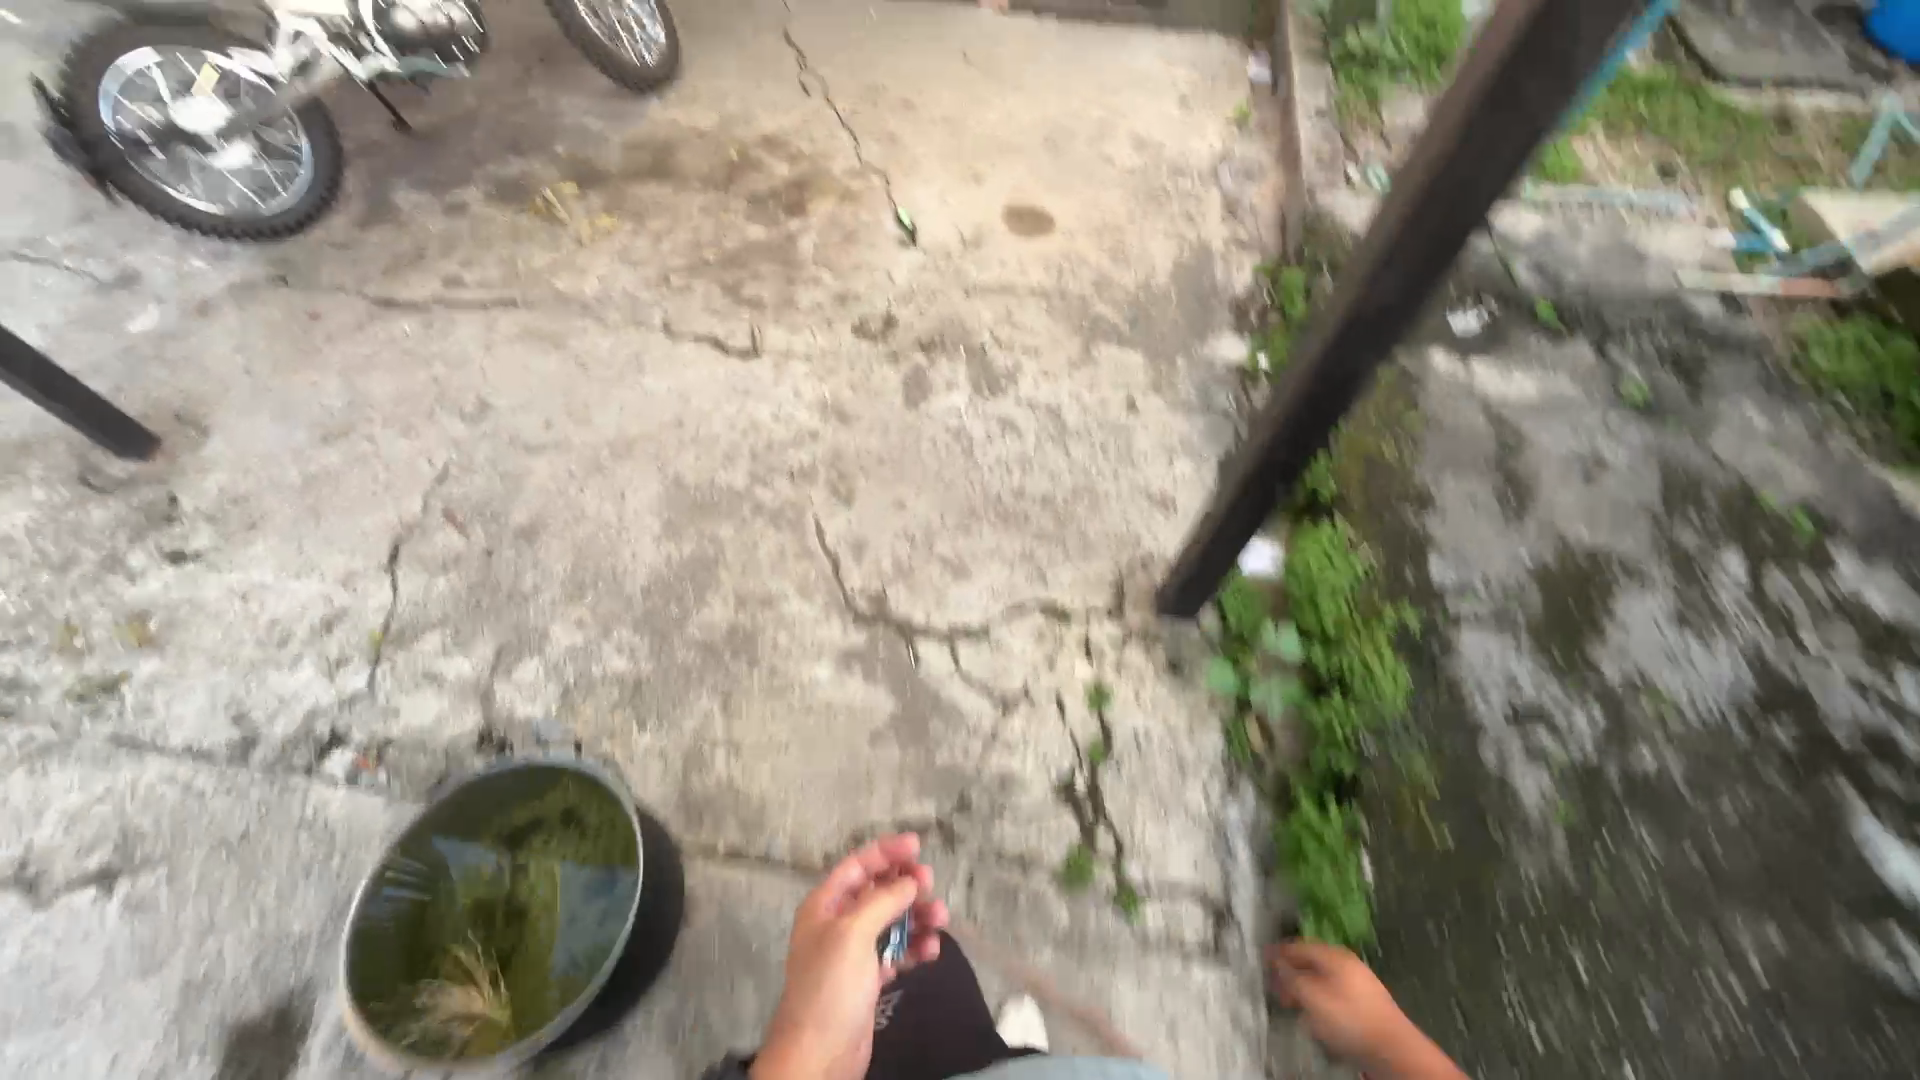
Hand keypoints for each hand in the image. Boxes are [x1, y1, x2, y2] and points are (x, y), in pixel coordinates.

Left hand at [752, 834, 949, 1079]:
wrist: (819, 1056)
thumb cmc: (830, 986)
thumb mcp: (853, 933)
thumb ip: (882, 900)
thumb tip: (909, 881)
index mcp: (825, 905)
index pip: (858, 865)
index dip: (886, 851)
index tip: (918, 845)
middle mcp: (838, 923)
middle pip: (877, 891)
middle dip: (905, 885)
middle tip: (930, 883)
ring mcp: (854, 953)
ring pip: (892, 922)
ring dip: (916, 917)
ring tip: (940, 920)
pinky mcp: (869, 979)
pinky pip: (897, 952)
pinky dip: (914, 947)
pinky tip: (931, 949)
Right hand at [1266, 942, 1464, 1079]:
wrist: (1394, 1050)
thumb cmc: (1348, 1018)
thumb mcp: (1312, 997)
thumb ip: (1290, 977)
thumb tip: (1276, 962)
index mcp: (1333, 955)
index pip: (1298, 945)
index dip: (1277, 952)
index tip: (1261, 959)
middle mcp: (1346, 962)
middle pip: (1310, 960)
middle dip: (1290, 971)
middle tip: (1274, 985)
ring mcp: (1358, 981)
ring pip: (1322, 977)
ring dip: (1303, 986)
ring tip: (1291, 1002)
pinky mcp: (1365, 1001)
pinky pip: (1334, 991)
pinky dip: (1318, 997)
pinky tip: (1315, 1013)